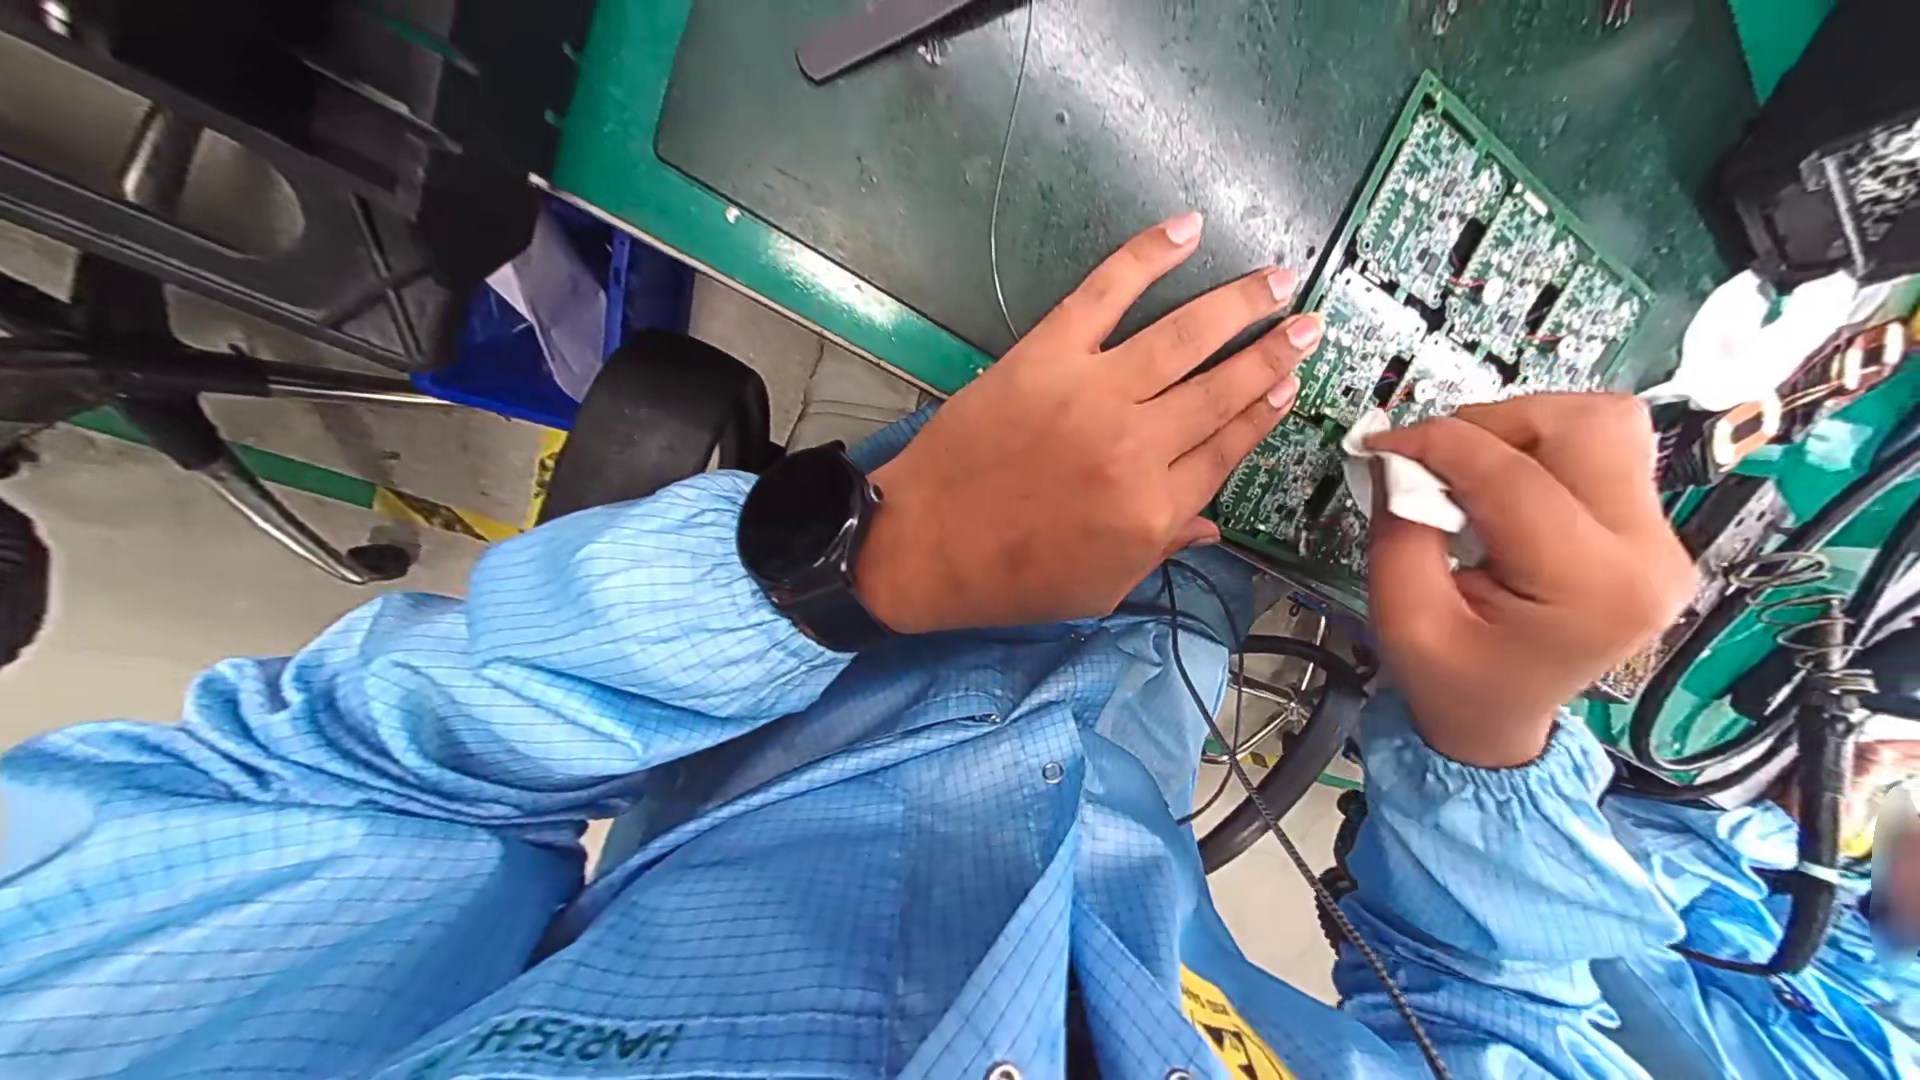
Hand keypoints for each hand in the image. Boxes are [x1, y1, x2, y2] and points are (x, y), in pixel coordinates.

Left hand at [853, 212, 1324, 632]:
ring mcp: (1092, 394)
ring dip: (1239, 302)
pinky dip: (1146, 256)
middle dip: (1273, 354)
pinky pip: (1106, 293)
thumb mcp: (1098, 588)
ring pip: (1184, 337)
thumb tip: (1210, 526)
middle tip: (1306, 324)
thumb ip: (1160, 552)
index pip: (1228, 449)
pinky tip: (1185, 230)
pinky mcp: (1045, 357)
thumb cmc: (1010, 579)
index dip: (1264, 412)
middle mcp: (1138, 446)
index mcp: (1154, 509)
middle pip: (1222, 390)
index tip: (1291, 383)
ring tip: (1277, 279)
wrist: (924, 546)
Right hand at [1364, 394, 1694, 766]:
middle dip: (1492, 423)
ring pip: (1601, 424)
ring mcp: (1657, 537)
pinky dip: (1531, 446)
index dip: (1437, 443)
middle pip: (1588, 426)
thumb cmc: (1449, 680)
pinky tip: (1489, 480)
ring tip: (1460, 466)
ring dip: (1516, 428)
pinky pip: (1597, 450)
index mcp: (1591, 588)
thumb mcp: (1402, 615)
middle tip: (1430, 455)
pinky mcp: (1642, 528)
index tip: (1380, 442)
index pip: (1515, 477)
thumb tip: (1397, 458)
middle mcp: (1648, 553)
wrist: (1497, 717)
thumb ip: (1399, 530)